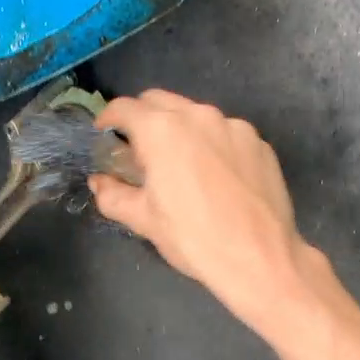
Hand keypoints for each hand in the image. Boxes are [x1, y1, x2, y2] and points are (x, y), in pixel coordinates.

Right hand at [88, 90, 319, 335]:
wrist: (259, 257)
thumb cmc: (193, 239)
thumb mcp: (143, 220)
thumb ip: (113, 195)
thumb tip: (99, 182)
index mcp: (162, 130)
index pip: (124, 108)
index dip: (108, 119)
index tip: (104, 134)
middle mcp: (199, 116)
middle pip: (159, 101)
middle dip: (142, 118)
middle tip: (138, 150)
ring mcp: (234, 126)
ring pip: (195, 115)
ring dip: (179, 130)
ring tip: (179, 164)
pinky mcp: (259, 143)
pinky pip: (225, 133)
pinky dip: (211, 144)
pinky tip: (215, 178)